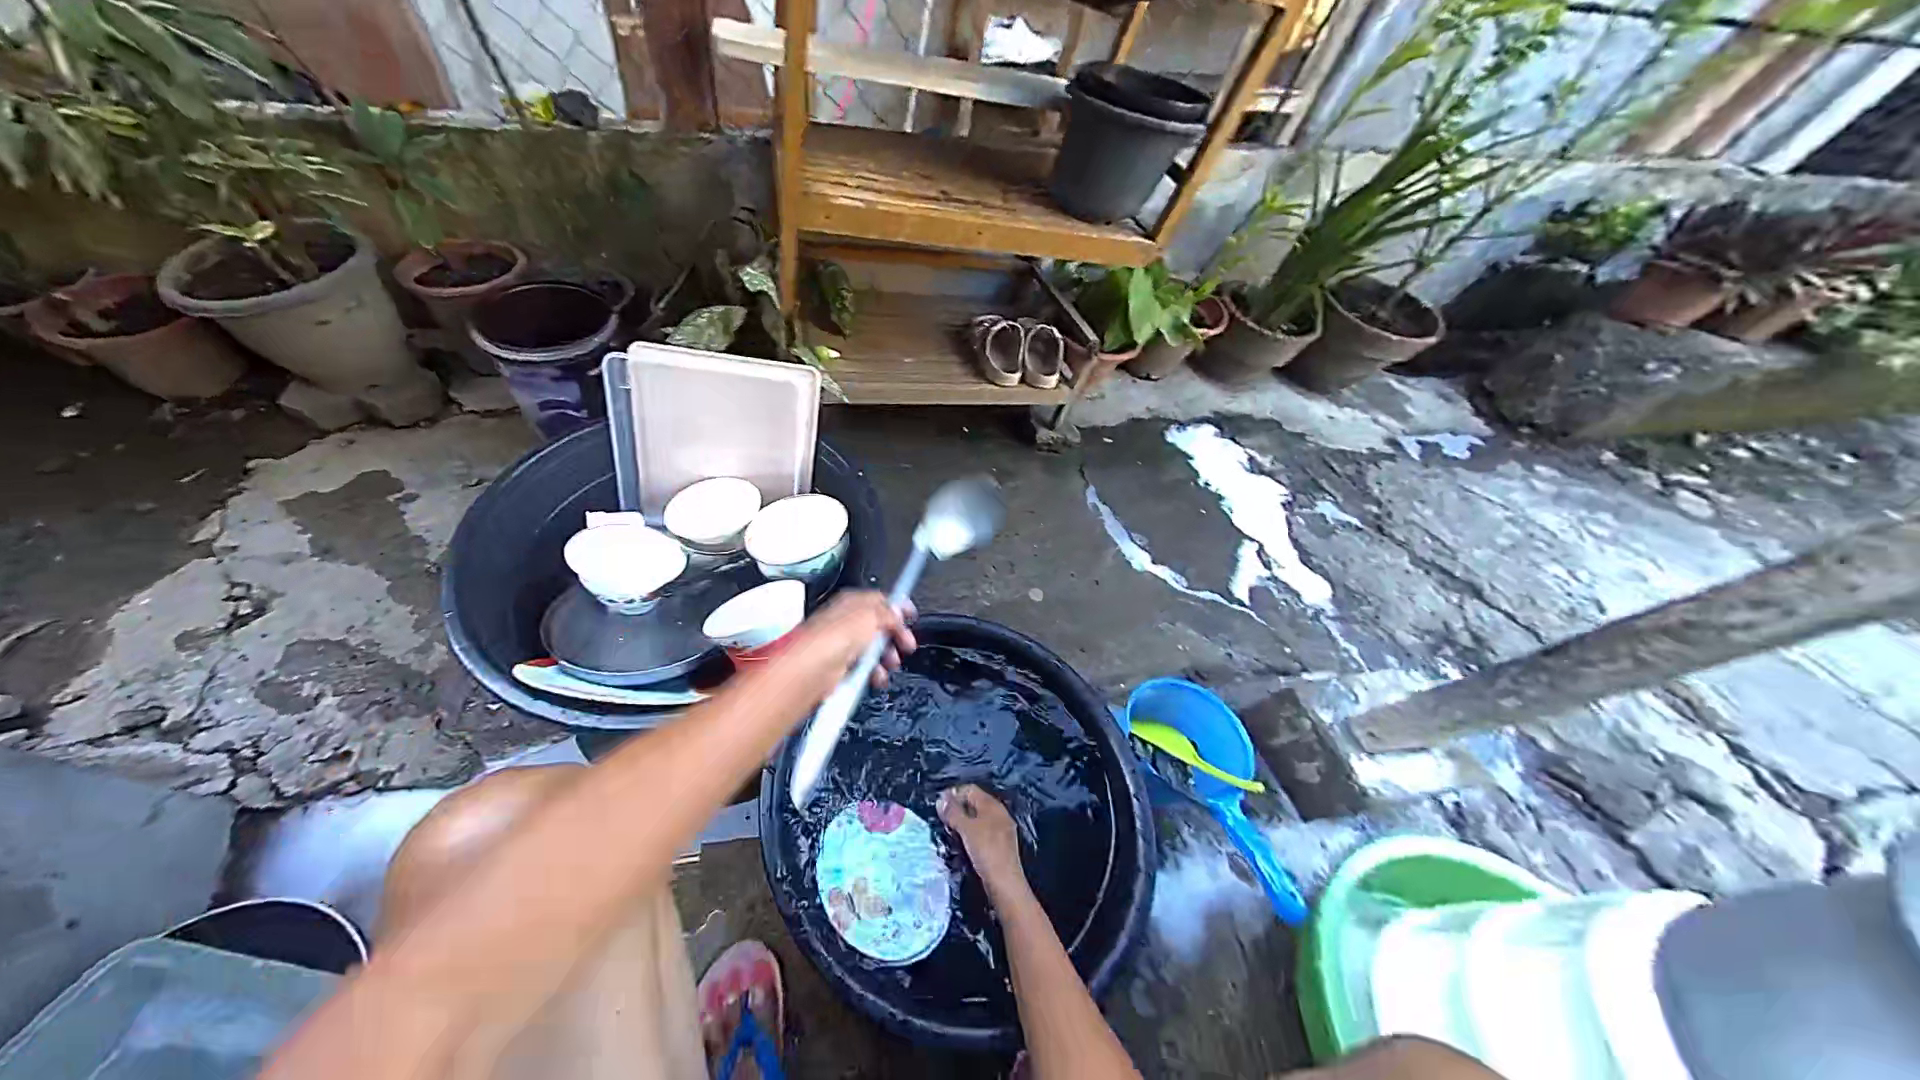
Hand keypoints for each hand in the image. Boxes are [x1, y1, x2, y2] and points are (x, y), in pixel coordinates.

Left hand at [760, 590, 915, 702]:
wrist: (815, 665)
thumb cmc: (835, 635)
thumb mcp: (872, 615)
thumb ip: (889, 612)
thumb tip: (898, 611)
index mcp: (852, 601)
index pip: (880, 600)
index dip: (897, 608)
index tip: (911, 615)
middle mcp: (846, 621)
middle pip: (878, 626)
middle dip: (895, 636)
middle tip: (906, 644)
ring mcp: (843, 644)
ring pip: (872, 649)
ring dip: (886, 656)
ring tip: (891, 663)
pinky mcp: (841, 666)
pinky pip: (863, 667)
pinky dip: (874, 672)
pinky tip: (877, 675)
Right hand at [939, 784, 1025, 893]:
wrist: (1005, 882)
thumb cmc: (986, 851)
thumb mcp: (966, 829)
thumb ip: (953, 813)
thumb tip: (941, 799)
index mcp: (992, 805)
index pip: (970, 789)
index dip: (953, 794)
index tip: (939, 805)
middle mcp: (998, 813)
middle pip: (974, 802)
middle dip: (957, 808)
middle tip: (942, 819)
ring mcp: (1000, 829)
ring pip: (977, 818)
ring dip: (962, 821)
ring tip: (949, 830)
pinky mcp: (999, 844)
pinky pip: (981, 831)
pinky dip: (970, 833)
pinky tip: (962, 842)